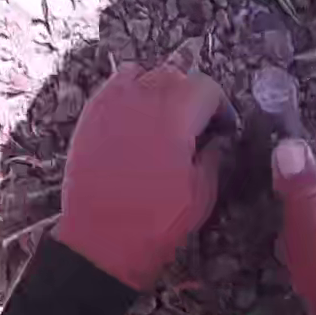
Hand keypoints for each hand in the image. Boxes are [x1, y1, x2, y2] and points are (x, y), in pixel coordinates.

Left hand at [52, 63, 226, 290]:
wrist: (103, 240)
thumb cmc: (157, 220)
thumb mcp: (201, 194)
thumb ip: (214, 157)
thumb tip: (217, 141)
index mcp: (175, 116)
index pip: (207, 87)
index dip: (222, 106)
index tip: (225, 127)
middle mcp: (142, 99)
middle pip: (175, 74)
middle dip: (193, 95)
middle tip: (200, 125)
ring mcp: (111, 104)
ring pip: (143, 74)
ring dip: (161, 89)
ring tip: (167, 118)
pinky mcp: (90, 117)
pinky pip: (114, 87)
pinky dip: (131, 94)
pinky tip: (138, 120)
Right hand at [272, 139, 315, 314]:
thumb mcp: (310, 232)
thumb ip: (300, 189)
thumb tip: (288, 145)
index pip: (308, 169)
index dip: (288, 193)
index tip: (285, 221)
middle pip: (312, 192)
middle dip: (296, 218)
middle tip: (296, 247)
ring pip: (314, 214)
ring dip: (301, 236)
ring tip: (302, 260)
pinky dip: (312, 247)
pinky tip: (311, 267)